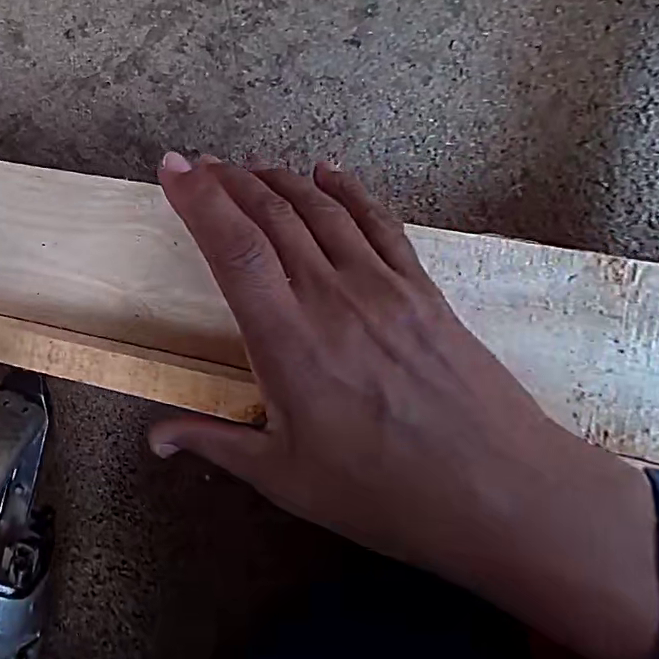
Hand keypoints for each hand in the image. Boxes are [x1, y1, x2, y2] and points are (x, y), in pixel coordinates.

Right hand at [148, 152, 658, 658]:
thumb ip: (214, 443)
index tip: (172, 167)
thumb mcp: (286, 479)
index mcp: (288, 340)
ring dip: (278, 179)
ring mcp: (381, 285)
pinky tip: (327, 170)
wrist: (505, 494)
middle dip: (228, 180)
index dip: (199, 200)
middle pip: (272, 215)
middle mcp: (330, 297)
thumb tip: (153, 438)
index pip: (233, 248)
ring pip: (319, 210)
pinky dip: (347, 189)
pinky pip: (378, 221)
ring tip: (248, 165)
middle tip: (200, 164)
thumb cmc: (385, 493)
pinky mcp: (420, 286)